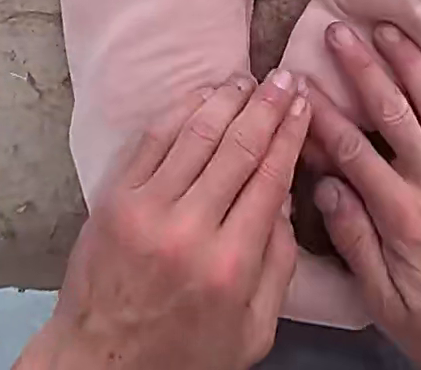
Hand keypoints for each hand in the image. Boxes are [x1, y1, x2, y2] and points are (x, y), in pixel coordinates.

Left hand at [17, 70, 311, 369]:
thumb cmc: (185, 354)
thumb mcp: (253, 331)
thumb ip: (281, 263)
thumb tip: (287, 196)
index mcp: (230, 264)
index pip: (271, 176)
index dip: (291, 132)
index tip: (305, 103)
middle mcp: (189, 230)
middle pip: (239, 146)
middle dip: (269, 105)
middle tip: (286, 77)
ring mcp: (146, 210)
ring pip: (198, 133)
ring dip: (229, 98)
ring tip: (250, 79)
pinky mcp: (114, 199)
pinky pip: (153, 138)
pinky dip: (184, 108)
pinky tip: (206, 93)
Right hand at [306, 23, 420, 369]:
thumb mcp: (388, 305)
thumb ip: (355, 242)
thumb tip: (326, 185)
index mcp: (403, 216)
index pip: (353, 150)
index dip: (325, 114)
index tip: (304, 83)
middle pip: (394, 112)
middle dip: (363, 68)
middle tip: (341, 33)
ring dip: (413, 63)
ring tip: (389, 31)